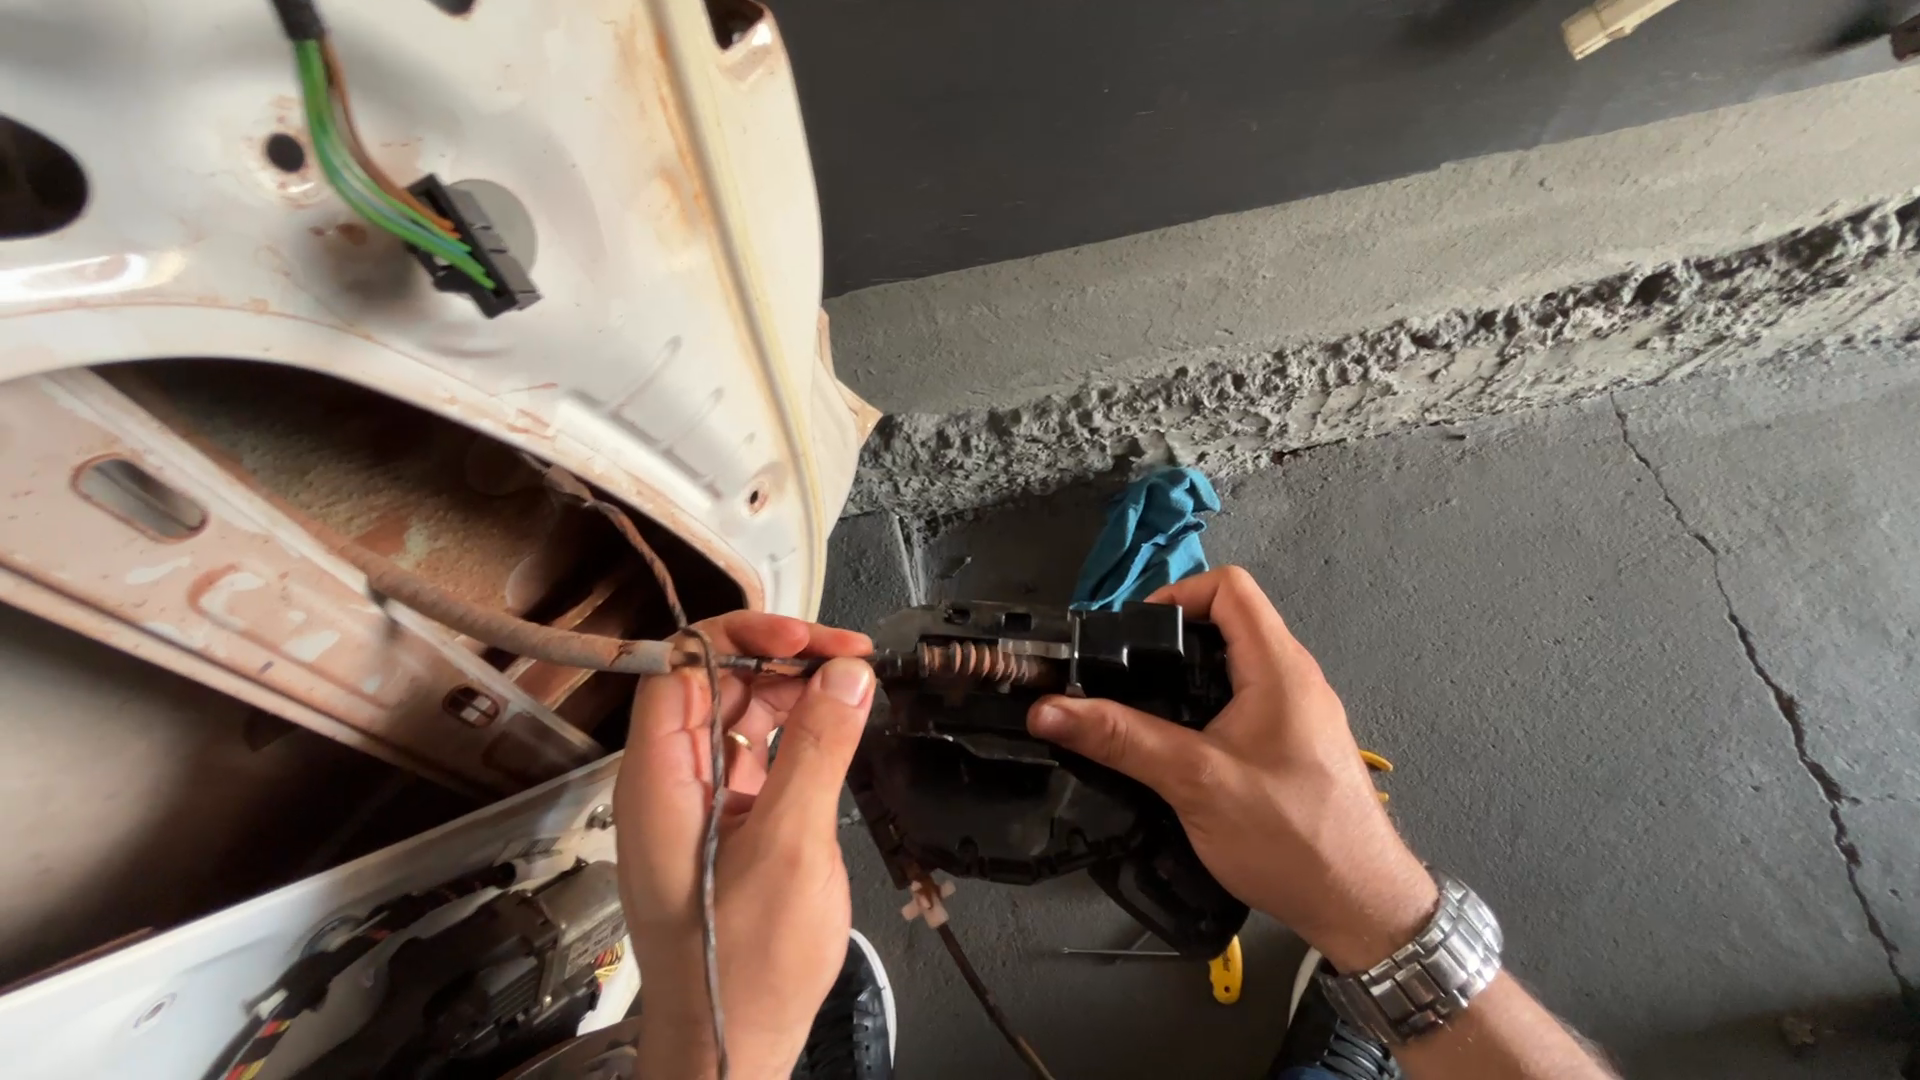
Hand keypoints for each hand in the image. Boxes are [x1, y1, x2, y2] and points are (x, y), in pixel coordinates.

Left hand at [615, 611, 874, 1078]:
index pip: (680, 668)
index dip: (739, 636)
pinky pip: (764, 745)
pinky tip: (838, 719)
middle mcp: (674, 776)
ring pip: (743, 708)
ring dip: (796, 687)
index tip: (806, 637)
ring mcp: (704, 794)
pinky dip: (801, 724)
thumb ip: (818, 750)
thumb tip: (849, 671)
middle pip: (716, 681)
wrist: (734, 1048)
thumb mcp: (790, 848)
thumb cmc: (746, 963)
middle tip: (851, 656)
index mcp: (659, 778)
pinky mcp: (735, 813)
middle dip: (781, 656)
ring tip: (854, 681)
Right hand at [1026, 567, 1436, 972]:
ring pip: (1234, 663)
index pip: (1230, 586)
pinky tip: (1177, 743)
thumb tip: (1050, 710)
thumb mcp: (1194, 781)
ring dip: (1185, 674)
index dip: (1176, 594)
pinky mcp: (1294, 742)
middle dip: (1170, 638)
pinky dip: (1204, 704)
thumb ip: (1120, 739)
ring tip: (1141, 705)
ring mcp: (1298, 711)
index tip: (1133, 633)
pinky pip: (1243, 699)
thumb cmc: (1290, 836)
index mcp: (1278, 666)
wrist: (1362, 909)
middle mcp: (1293, 677)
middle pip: (1228, 620)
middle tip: (1124, 672)